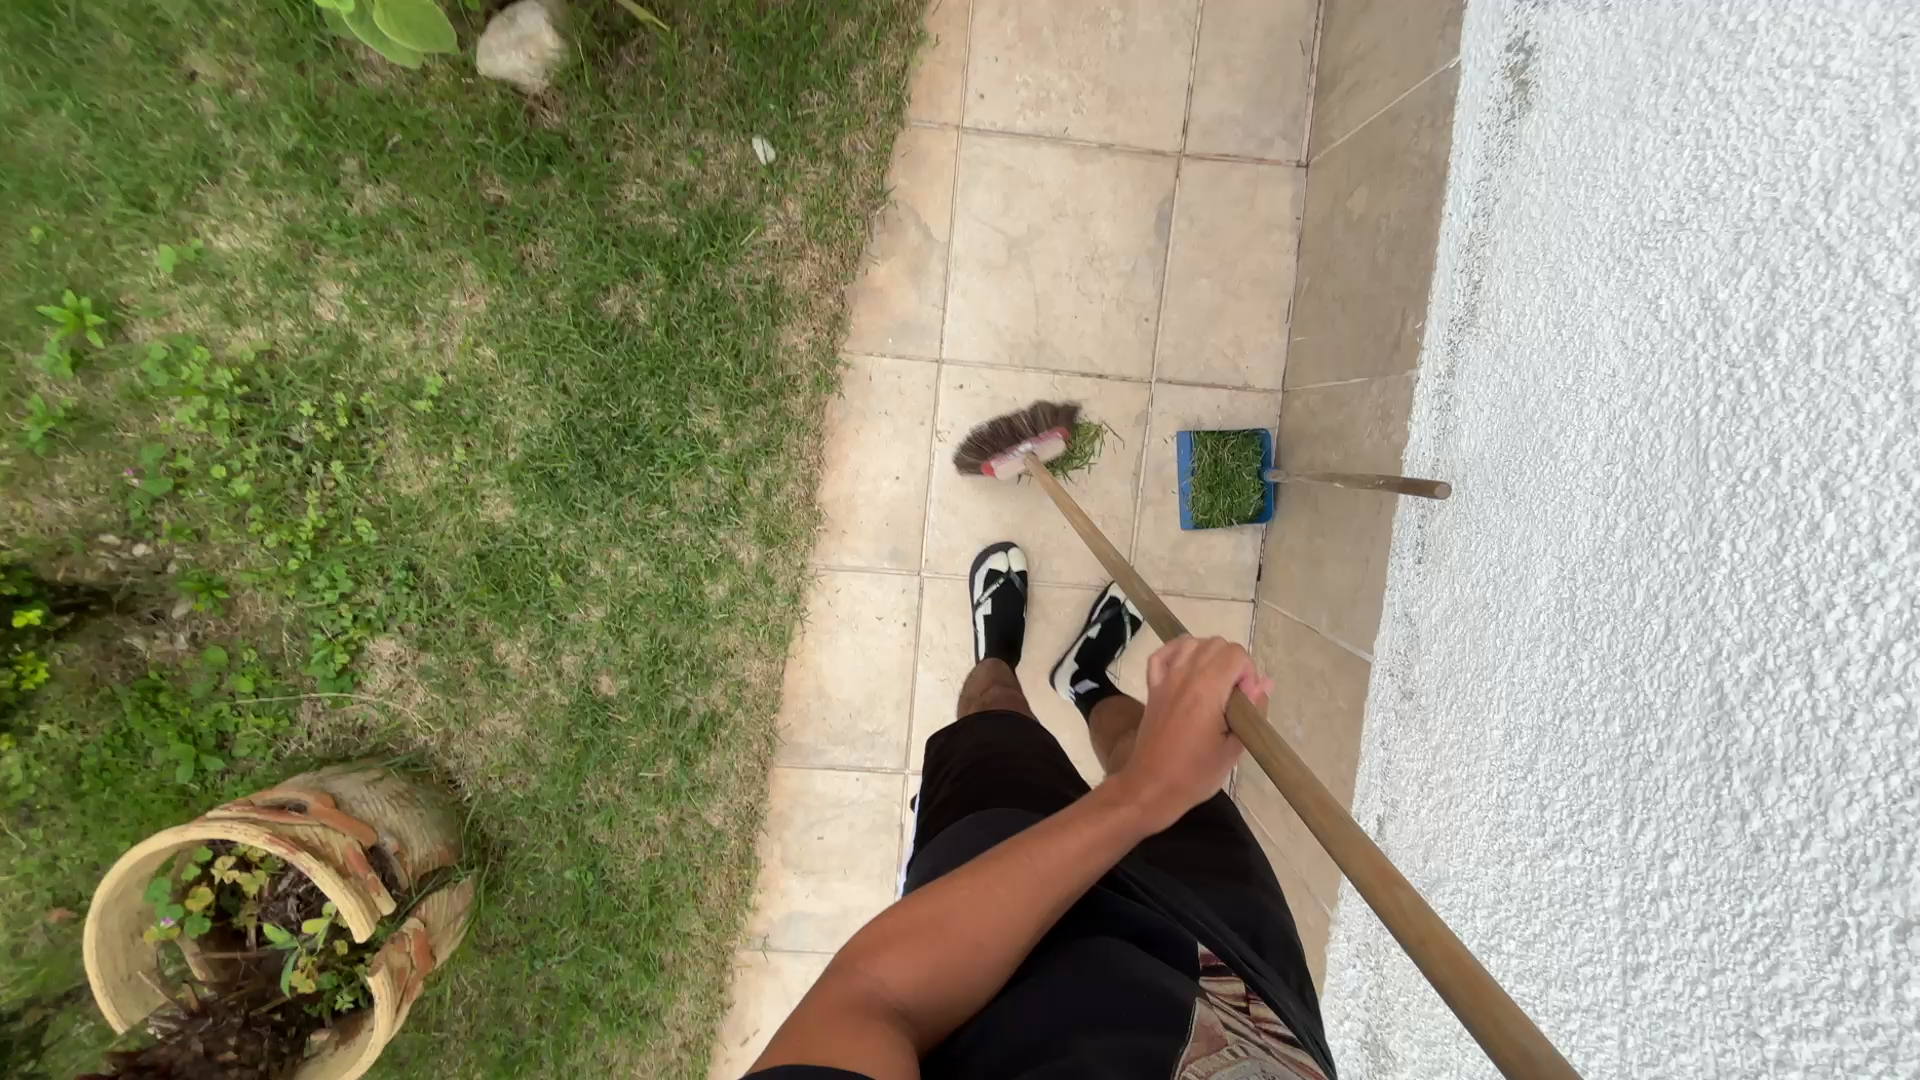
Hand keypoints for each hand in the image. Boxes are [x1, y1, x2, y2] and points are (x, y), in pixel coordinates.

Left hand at [1106, 636, 1270, 831]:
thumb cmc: (1196, 773)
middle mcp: (1184, 675)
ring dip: (1208, 655)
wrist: (1153, 785)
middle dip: (1233, 663)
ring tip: (1216, 684)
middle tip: (1235, 696)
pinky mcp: (1152, 687)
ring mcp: (1165, 679)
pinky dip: (1177, 653)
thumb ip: (1252, 710)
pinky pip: (1162, 654)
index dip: (1249, 674)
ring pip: (1191, 643)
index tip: (1247, 702)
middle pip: (1216, 644)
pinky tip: (1188, 668)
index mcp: (1207, 689)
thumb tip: (1266, 683)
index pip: (1236, 654)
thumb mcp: (1234, 747)